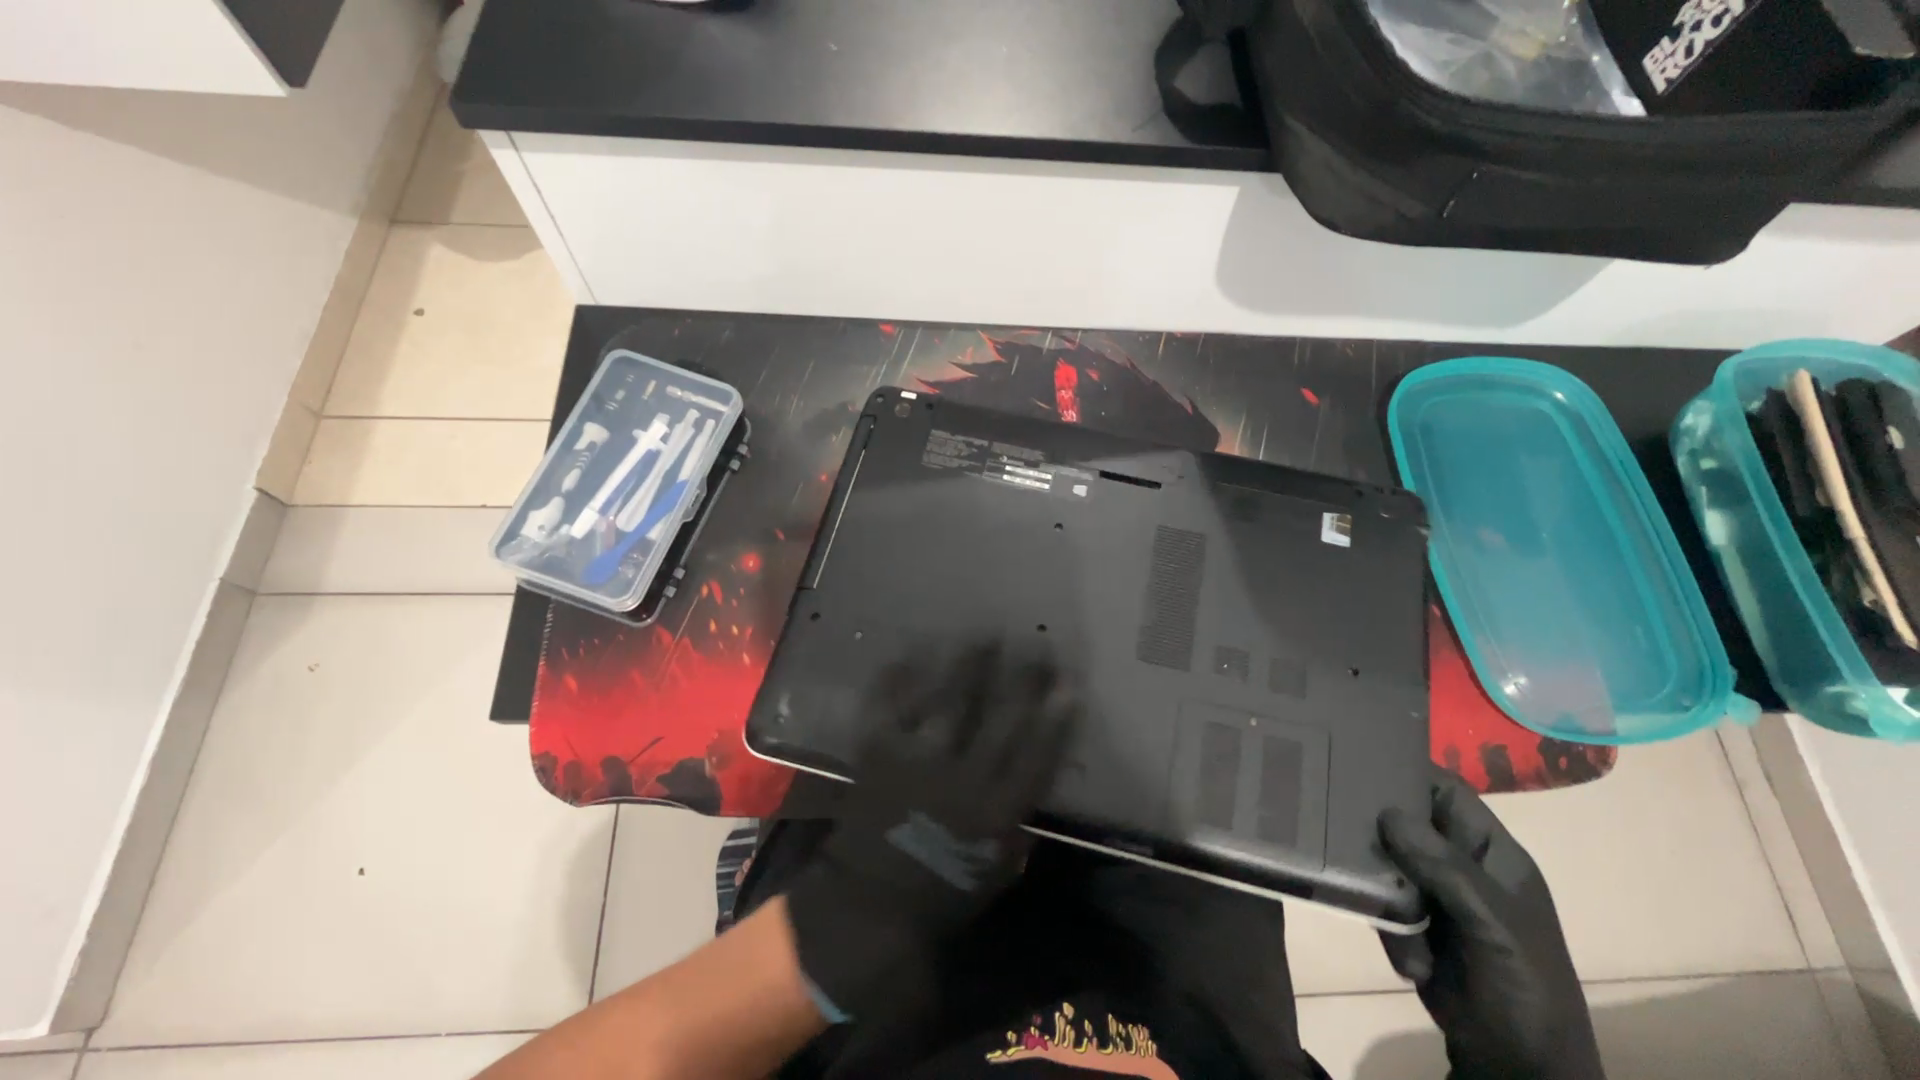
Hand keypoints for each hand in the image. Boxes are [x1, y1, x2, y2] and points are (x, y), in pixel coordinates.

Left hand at [784, 640, 1079, 1022]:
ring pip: (948, 700)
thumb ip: (1018, 827)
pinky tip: (909, 654)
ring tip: (983, 635)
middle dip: (1020, 679)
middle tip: (1034, 645)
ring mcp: (915, 759)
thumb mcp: (996, 871)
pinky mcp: (876, 752)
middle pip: (999, 718)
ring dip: (968, 665)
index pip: (1034, 754)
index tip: (1067, 683)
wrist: (868, 902)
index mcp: (996, 812)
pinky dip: (897, 679)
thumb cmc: (941, 891)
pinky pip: (888, 705)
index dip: (1054, 717)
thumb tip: (1031, 782)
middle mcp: (960, 778)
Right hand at [1377, 769, 1604, 1079]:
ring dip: (1385, 897)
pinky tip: (1409, 963)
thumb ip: (1445, 868)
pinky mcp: (1414, 931)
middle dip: (1378, 834)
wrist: (1519, 1067)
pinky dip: (1388, 931)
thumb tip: (1388, 811)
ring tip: (1394, 926)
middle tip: (1335, 824)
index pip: (1447, 794)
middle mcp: (1461, 869)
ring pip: (1387, 868)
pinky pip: (1382, 908)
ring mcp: (1437, 900)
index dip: (1409, 773)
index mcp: (1493, 855)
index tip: (1356, 760)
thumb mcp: (1494, 924)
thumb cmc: (1524, 986)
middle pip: (1407, 827)